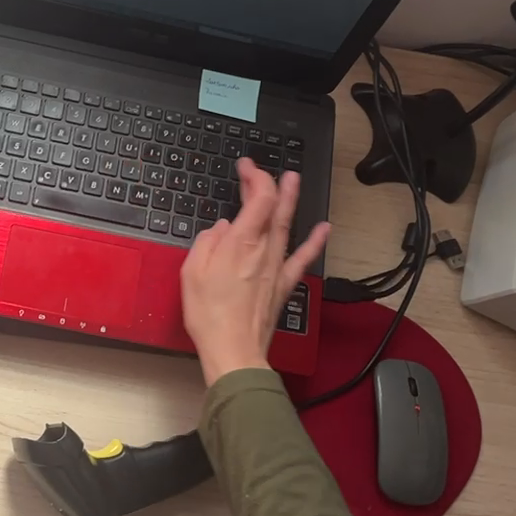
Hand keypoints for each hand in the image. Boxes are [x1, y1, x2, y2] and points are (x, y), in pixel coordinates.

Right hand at [180, 158, 330, 386]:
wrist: (233, 349)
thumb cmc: (208, 313)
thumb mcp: (191, 271)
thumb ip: (207, 242)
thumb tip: (220, 229)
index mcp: (240, 243)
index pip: (259, 199)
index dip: (255, 177)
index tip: (245, 166)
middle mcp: (263, 250)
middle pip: (273, 208)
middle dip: (267, 183)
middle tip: (258, 170)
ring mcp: (276, 267)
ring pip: (287, 225)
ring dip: (291, 200)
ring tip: (294, 179)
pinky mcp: (282, 284)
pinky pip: (302, 258)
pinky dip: (315, 241)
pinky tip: (324, 228)